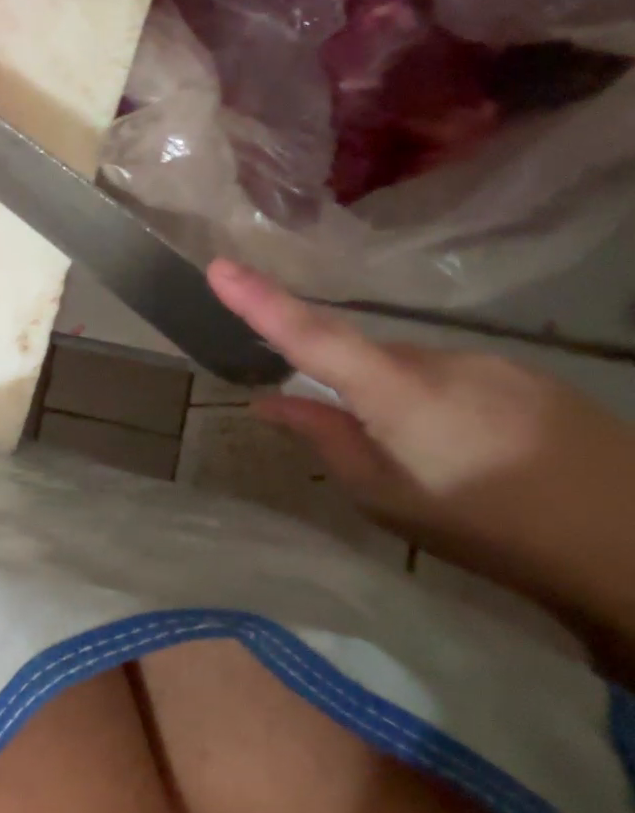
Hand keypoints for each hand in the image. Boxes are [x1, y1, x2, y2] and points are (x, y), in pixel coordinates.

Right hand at [208, 259, 634, 633]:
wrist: (634, 546)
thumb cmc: (486, 526)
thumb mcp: (383, 495)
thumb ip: (323, 438)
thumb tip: (270, 401)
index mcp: (398, 392)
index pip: (313, 336)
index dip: (262, 301)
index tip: (219, 266)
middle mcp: (446, 361)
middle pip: (365, 356)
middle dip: (345, 387)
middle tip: (361, 448)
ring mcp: (498, 366)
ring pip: (412, 370)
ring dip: (396, 401)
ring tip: (427, 463)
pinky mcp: (536, 379)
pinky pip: (457, 379)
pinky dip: (439, 405)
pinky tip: (469, 453)